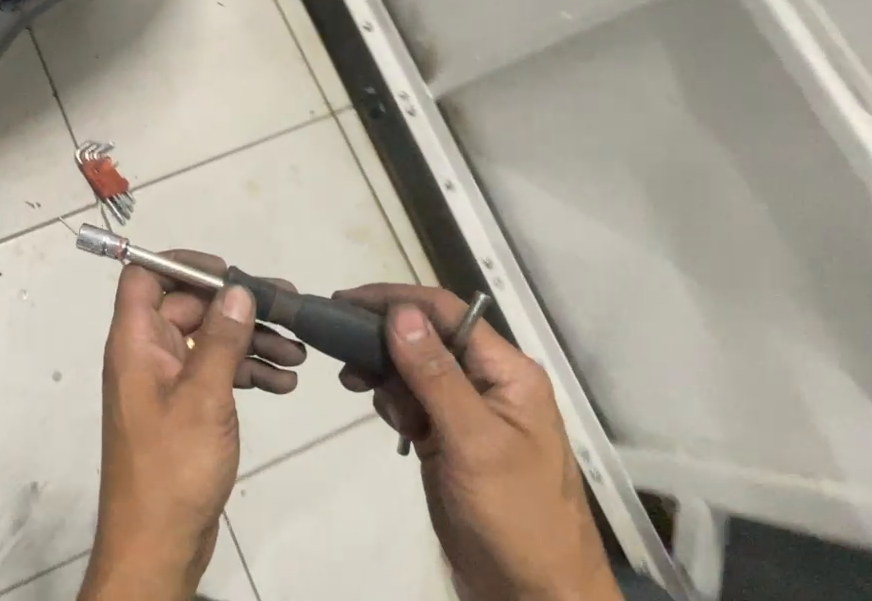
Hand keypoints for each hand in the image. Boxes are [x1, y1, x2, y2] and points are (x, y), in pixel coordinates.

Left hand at [80, 253, 306, 600]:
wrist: (158, 542)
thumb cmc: (173, 465)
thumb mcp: (203, 396)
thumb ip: (221, 339)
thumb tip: (236, 289)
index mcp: (135, 341)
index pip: (145, 277)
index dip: (182, 265)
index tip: (231, 272)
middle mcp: (146, 354)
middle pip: (187, 308)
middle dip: (236, 307)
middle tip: (289, 309)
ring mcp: (165, 382)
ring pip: (208, 341)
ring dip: (250, 342)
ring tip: (298, 354)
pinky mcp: (183, 409)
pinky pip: (214, 374)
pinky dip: (246, 373)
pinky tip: (284, 385)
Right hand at [335, 284, 619, 600]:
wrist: (534, 596)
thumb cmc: (514, 515)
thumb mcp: (473, 441)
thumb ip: (434, 375)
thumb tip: (400, 312)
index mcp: (508, 373)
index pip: (446, 312)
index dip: (395, 299)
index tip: (344, 301)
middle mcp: (488, 382)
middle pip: (426, 336)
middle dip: (381, 335)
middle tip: (337, 344)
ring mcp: (468, 411)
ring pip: (413, 367)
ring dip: (382, 369)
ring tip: (352, 383)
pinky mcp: (449, 438)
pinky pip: (413, 400)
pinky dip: (391, 400)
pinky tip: (384, 415)